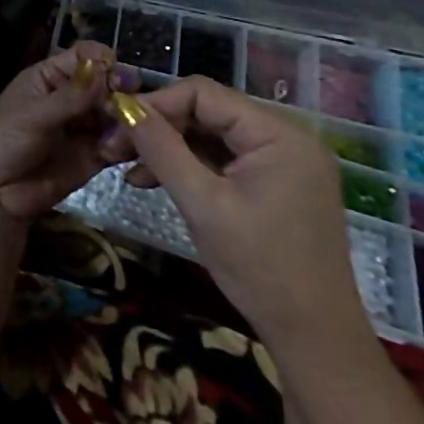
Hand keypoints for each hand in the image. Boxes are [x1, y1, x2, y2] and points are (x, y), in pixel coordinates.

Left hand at [0, 41, 133, 220]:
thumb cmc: (0, 142)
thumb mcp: (32, 116)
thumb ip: (70, 97)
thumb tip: (106, 72)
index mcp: (49, 78)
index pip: (84, 57)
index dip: (102, 61)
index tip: (116, 75)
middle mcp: (71, 98)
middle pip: (109, 84)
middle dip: (121, 92)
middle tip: (127, 106)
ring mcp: (85, 126)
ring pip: (119, 113)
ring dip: (127, 120)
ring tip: (124, 131)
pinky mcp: (95, 155)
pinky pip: (121, 143)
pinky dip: (126, 144)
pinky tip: (117, 151)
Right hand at [106, 76, 370, 349]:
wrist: (312, 331)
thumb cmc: (258, 265)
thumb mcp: (201, 203)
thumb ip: (161, 149)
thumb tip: (125, 108)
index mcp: (278, 135)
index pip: (203, 93)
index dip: (154, 104)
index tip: (115, 127)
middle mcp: (285, 137)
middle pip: (206, 111)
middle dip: (157, 127)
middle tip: (112, 150)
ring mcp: (281, 162)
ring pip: (209, 135)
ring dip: (166, 148)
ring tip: (126, 169)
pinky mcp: (273, 183)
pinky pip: (221, 159)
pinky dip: (186, 166)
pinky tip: (152, 182)